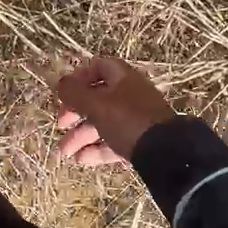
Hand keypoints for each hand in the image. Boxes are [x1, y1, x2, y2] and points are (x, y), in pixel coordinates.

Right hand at [54, 56, 175, 165]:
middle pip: (97, 99)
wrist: (167, 154)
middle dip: (75, 114)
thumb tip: (59, 83)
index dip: (79, 77)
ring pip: (103, 123)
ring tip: (65, 152)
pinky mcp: (141, 141)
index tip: (65, 92)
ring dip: (81, 136)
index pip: (98, 67)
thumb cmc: (127, 119)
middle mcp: (130, 95)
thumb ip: (74, 93)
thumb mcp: (95, 104)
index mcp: (122, 79)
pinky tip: (81, 160)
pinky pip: (115, 141)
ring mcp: (137, 119)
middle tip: (61, 125)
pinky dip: (97, 149)